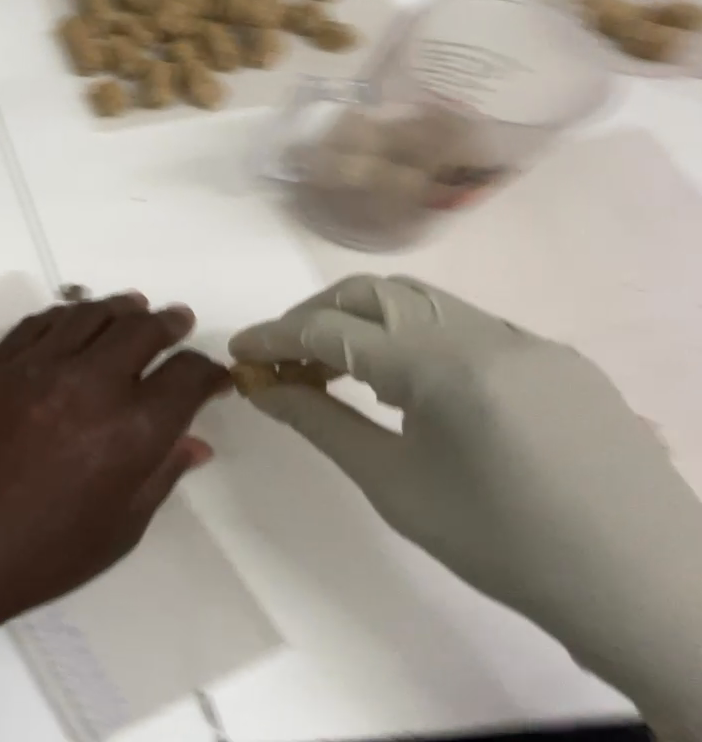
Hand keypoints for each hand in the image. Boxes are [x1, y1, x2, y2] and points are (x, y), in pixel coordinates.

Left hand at [0, 292, 227, 665]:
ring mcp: (33, 368)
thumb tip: (192, 442)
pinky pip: (35, 325)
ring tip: (131, 307)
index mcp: (132, 429)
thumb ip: (159, 474)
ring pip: (85, 316)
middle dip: (166, 324)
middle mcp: (88, 384)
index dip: (207, 373)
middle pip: (138, 331)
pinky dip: (63, 317)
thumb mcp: (119, 527)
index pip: (186, 377)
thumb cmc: (43, 552)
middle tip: (176, 321)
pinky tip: (71, 321)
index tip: (212, 377)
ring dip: (116, 308)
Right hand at [233, 275, 701, 739]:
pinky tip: (409, 388)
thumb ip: (317, 420)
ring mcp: (533, 346)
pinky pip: (468, 329)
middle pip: (376, 294)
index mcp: (445, 366)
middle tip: (283, 356)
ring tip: (338, 370)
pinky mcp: (562, 365)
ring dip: (364, 323)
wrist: (649, 593)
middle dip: (315, 315)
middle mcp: (490, 337)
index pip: (331, 328)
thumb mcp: (389, 482)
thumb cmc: (500, 543)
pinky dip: (415, 340)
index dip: (273, 336)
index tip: (237, 353)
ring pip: (423, 304)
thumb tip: (258, 385)